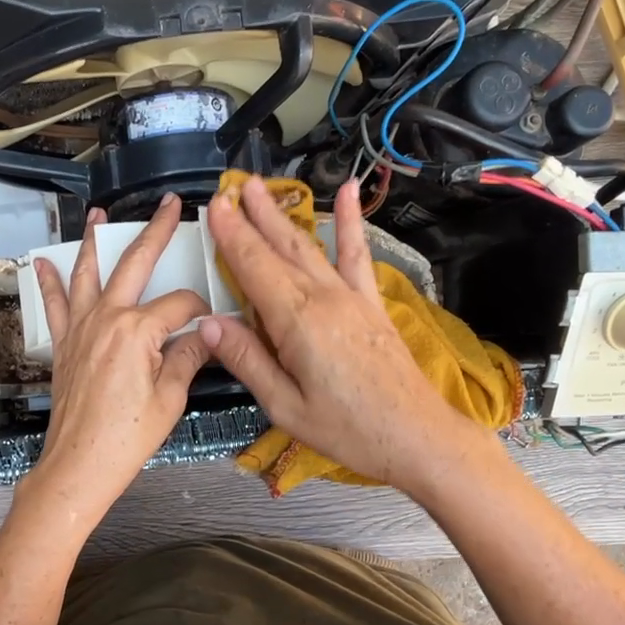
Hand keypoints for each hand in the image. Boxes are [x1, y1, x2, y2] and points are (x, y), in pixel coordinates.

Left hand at [27, 194, 210, 512]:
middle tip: (167, 205)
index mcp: (138, 331)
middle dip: (155, 232)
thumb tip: (207, 334)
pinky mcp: (65, 344)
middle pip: (134, 265)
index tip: (214, 321)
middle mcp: (105, 319)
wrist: (78, 465)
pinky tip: (45, 262)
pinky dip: (51, 282)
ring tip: (97, 214)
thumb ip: (187, 357)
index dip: (202, 309)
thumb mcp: (170, 399)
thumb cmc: (126, 438)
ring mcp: (80, 329)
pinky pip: (56, 305)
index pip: (180, 304)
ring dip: (94, 242)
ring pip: (88, 274)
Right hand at [200, 177, 478, 490]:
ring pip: (310, 247)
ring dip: (284, 216)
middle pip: (280, 249)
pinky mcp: (370, 304)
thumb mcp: (284, 405)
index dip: (231, 236)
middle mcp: (324, 298)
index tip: (214, 206)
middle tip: (230, 188)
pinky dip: (350, 223)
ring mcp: (351, 297)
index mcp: (297, 321)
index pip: (254, 267)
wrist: (416, 436)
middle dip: (253, 217)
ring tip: (263, 188)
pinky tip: (348, 193)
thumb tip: (208, 324)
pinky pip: (357, 255)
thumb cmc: (347, 430)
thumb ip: (247, 360)